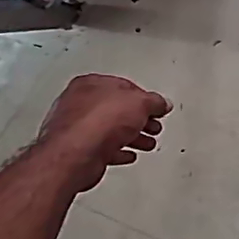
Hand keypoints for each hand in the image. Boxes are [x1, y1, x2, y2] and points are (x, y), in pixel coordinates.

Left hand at [33, 74, 170, 192]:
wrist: (77, 154)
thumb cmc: (98, 123)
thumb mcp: (140, 104)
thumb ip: (154, 102)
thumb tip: (162, 103)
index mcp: (91, 84)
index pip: (125, 87)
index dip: (145, 98)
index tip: (157, 107)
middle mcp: (79, 102)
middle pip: (117, 109)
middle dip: (138, 118)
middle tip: (152, 124)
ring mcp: (76, 126)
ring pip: (110, 129)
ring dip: (131, 136)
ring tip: (146, 142)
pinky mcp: (77, 148)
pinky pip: (102, 147)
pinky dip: (116, 150)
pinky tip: (127, 154)